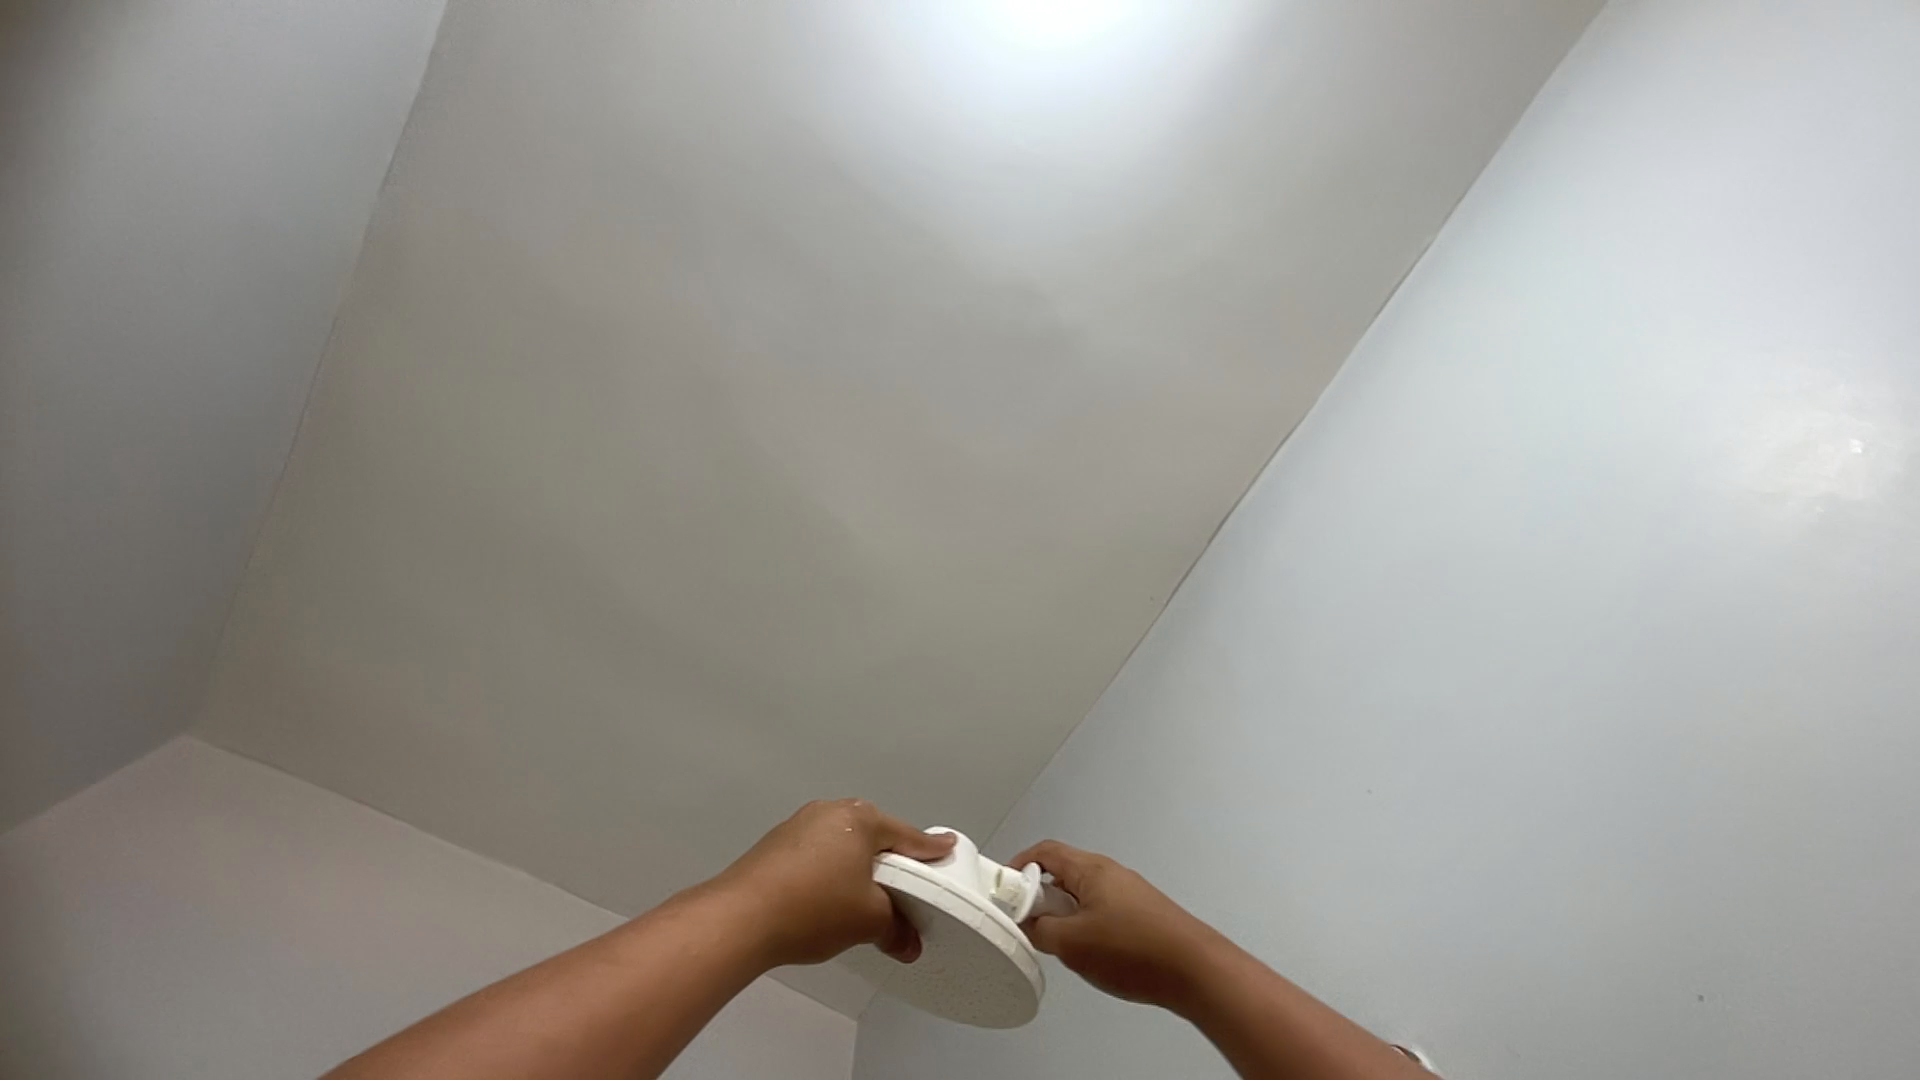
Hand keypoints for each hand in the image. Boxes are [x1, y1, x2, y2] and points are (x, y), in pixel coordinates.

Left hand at [705, 799, 954, 969]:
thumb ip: (896, 928)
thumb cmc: (815, 907)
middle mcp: (832, 811)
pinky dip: (829, 873)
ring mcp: (799, 825)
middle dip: (889, 861)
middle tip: (906, 886)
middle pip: (874, 836)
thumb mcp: (868, 921)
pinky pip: (817, 854)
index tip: (948, 849)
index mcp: (861, 818)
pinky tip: (826, 899)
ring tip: (863, 899)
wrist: (741, 917)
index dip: (930, 849)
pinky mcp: (776, 845)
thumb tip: (909, 944)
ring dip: (856, 868)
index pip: (907, 836)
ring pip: (843, 845)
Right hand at [1011, 840, 1222, 1012]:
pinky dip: (1085, 927)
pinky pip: (1100, 911)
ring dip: (1064, 916)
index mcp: (1090, 868)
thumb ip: (1040, 930)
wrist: (1196, 970)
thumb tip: (1027, 923)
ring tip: (1063, 947)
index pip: (1044, 852)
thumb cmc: (1136, 949)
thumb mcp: (1072, 943)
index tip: (1005, 891)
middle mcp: (1108, 873)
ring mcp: (1127, 893)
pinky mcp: (1141, 914)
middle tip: (1031, 925)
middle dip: (1040, 898)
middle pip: (1062, 874)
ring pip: (1081, 896)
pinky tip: (1092, 955)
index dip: (1019, 867)